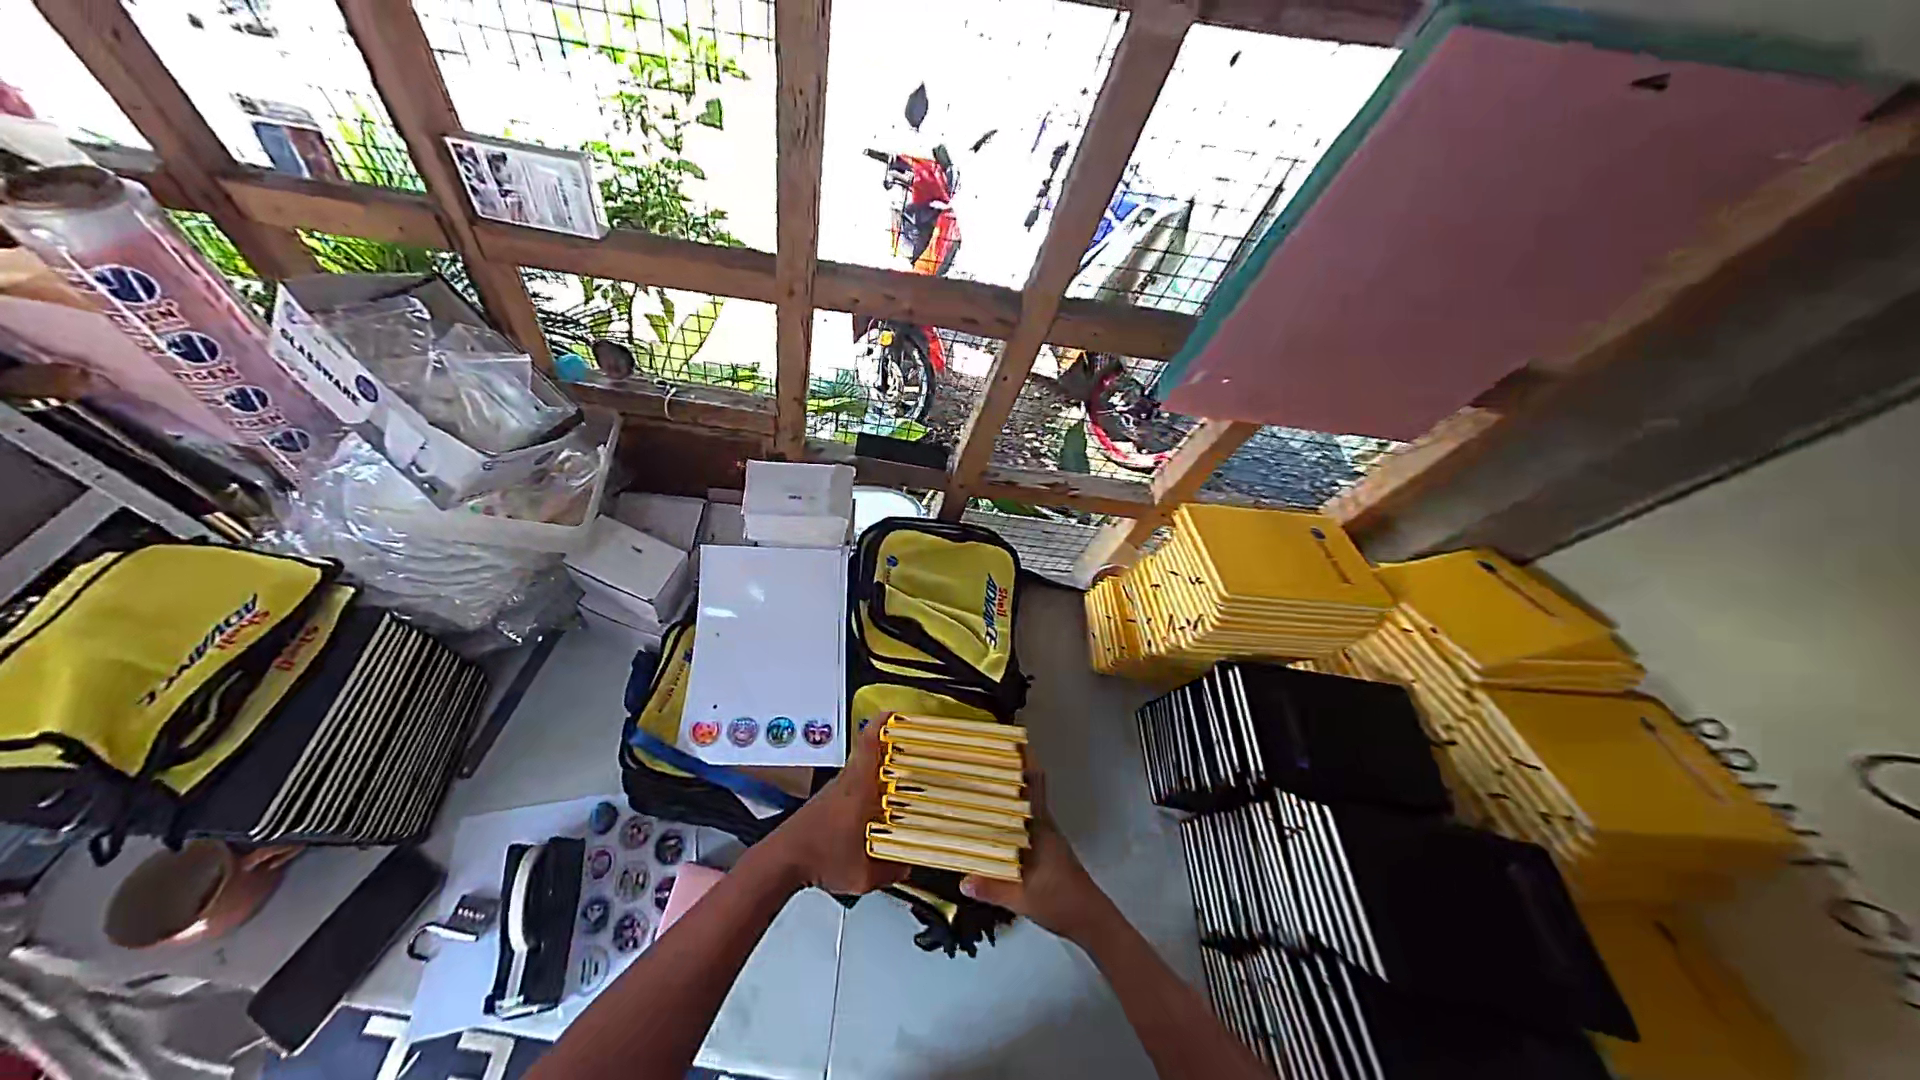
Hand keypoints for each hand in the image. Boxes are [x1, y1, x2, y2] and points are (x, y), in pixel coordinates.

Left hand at [766, 715, 907, 894]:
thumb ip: (891, 870)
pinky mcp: (824, 802)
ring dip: (877, 770)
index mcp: (857, 788)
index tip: (896, 713)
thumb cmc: (818, 860)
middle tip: (908, 748)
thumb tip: (906, 865)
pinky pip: (850, 786)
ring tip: (898, 780)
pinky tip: (873, 810)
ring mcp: (832, 791)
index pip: (869, 742)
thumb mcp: (864, 874)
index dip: (883, 723)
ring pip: (859, 770)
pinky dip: (864, 789)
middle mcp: (844, 783)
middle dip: (889, 747)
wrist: (781, 863)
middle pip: (868, 752)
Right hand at [958, 765, 1112, 941]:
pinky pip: (1022, 822)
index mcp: (1040, 827)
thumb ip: (992, 888)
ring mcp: (1045, 836)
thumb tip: (962, 879)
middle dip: (1007, 772)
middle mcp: (1043, 825)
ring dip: (1006, 794)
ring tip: (979, 787)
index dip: (1023, 759)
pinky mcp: (1044, 849)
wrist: (1090, 920)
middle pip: (1026, 789)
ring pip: (1023, 806)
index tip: (1008, 740)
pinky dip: (1008, 816)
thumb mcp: (1022, 898)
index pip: (1033, 782)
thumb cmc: (1061, 902)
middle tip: (980, 761)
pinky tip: (990, 825)